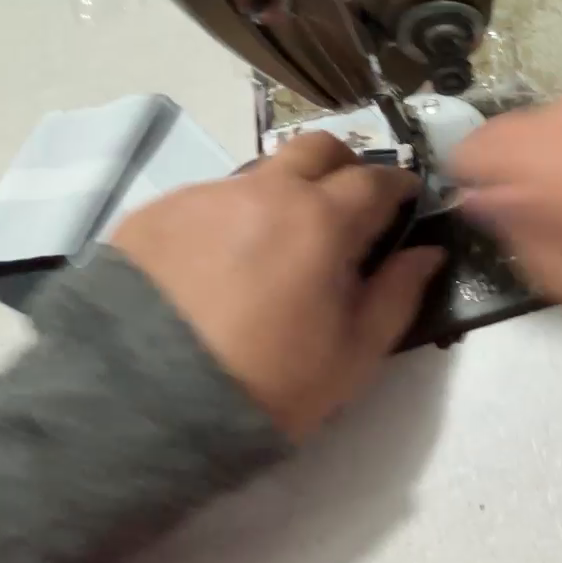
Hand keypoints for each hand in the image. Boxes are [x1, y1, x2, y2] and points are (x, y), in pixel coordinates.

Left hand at [110, 132, 444, 439]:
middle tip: (347, 209)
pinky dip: (231, 220)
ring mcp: (204, 198)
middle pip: (318, 149)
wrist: (133, 413)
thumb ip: (400, 292)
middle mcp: (265, 191)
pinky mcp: (152, 215)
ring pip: (262, 173)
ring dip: (284, 195)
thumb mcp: (355, 353)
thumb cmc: (267, 384)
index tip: (406, 202)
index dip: (399, 186)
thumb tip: (428, 252)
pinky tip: (217, 267)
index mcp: (322, 220)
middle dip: (344, 168)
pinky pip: (209, 200)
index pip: (376, 179)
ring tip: (274, 247)